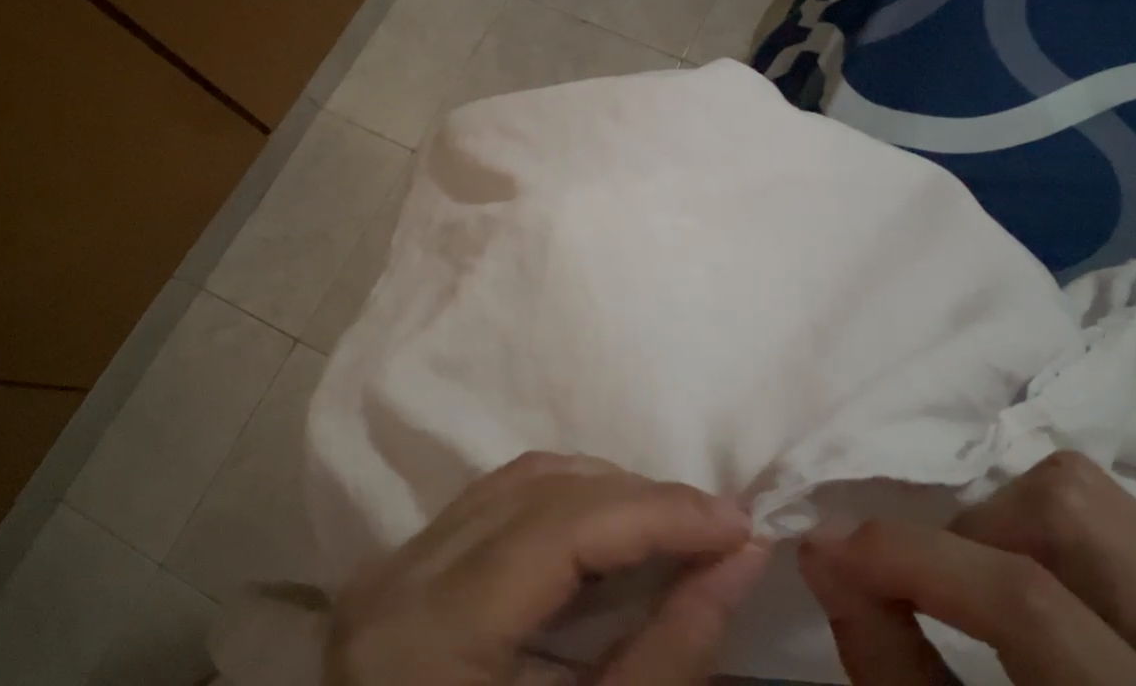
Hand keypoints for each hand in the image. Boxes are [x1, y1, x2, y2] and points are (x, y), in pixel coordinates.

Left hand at [326, 451, 771, 685]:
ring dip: (604, 495)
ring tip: (672, 529)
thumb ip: (669, 652)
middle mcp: (397, 577)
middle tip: (717, 530)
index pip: (560, 528)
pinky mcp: (401, 574)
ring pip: (517, 483)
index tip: (740, 523)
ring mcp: (391, 569)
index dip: (658, 513)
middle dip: (639, 500)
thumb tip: (744, 556)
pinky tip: (608, 537)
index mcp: (429, 633)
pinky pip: (494, 505)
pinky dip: (563, 508)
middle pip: (539, 489)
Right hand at [798, 451, 1135, 685]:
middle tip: (929, 581)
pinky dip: (1048, 536)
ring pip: (1101, 497)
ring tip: (976, 583)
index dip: (913, 561)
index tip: (830, 550)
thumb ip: (893, 668)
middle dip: (973, 525)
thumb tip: (825, 552)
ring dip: (1009, 522)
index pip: (1028, 602)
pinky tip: (1029, 591)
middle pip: (1078, 509)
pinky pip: (1121, 529)